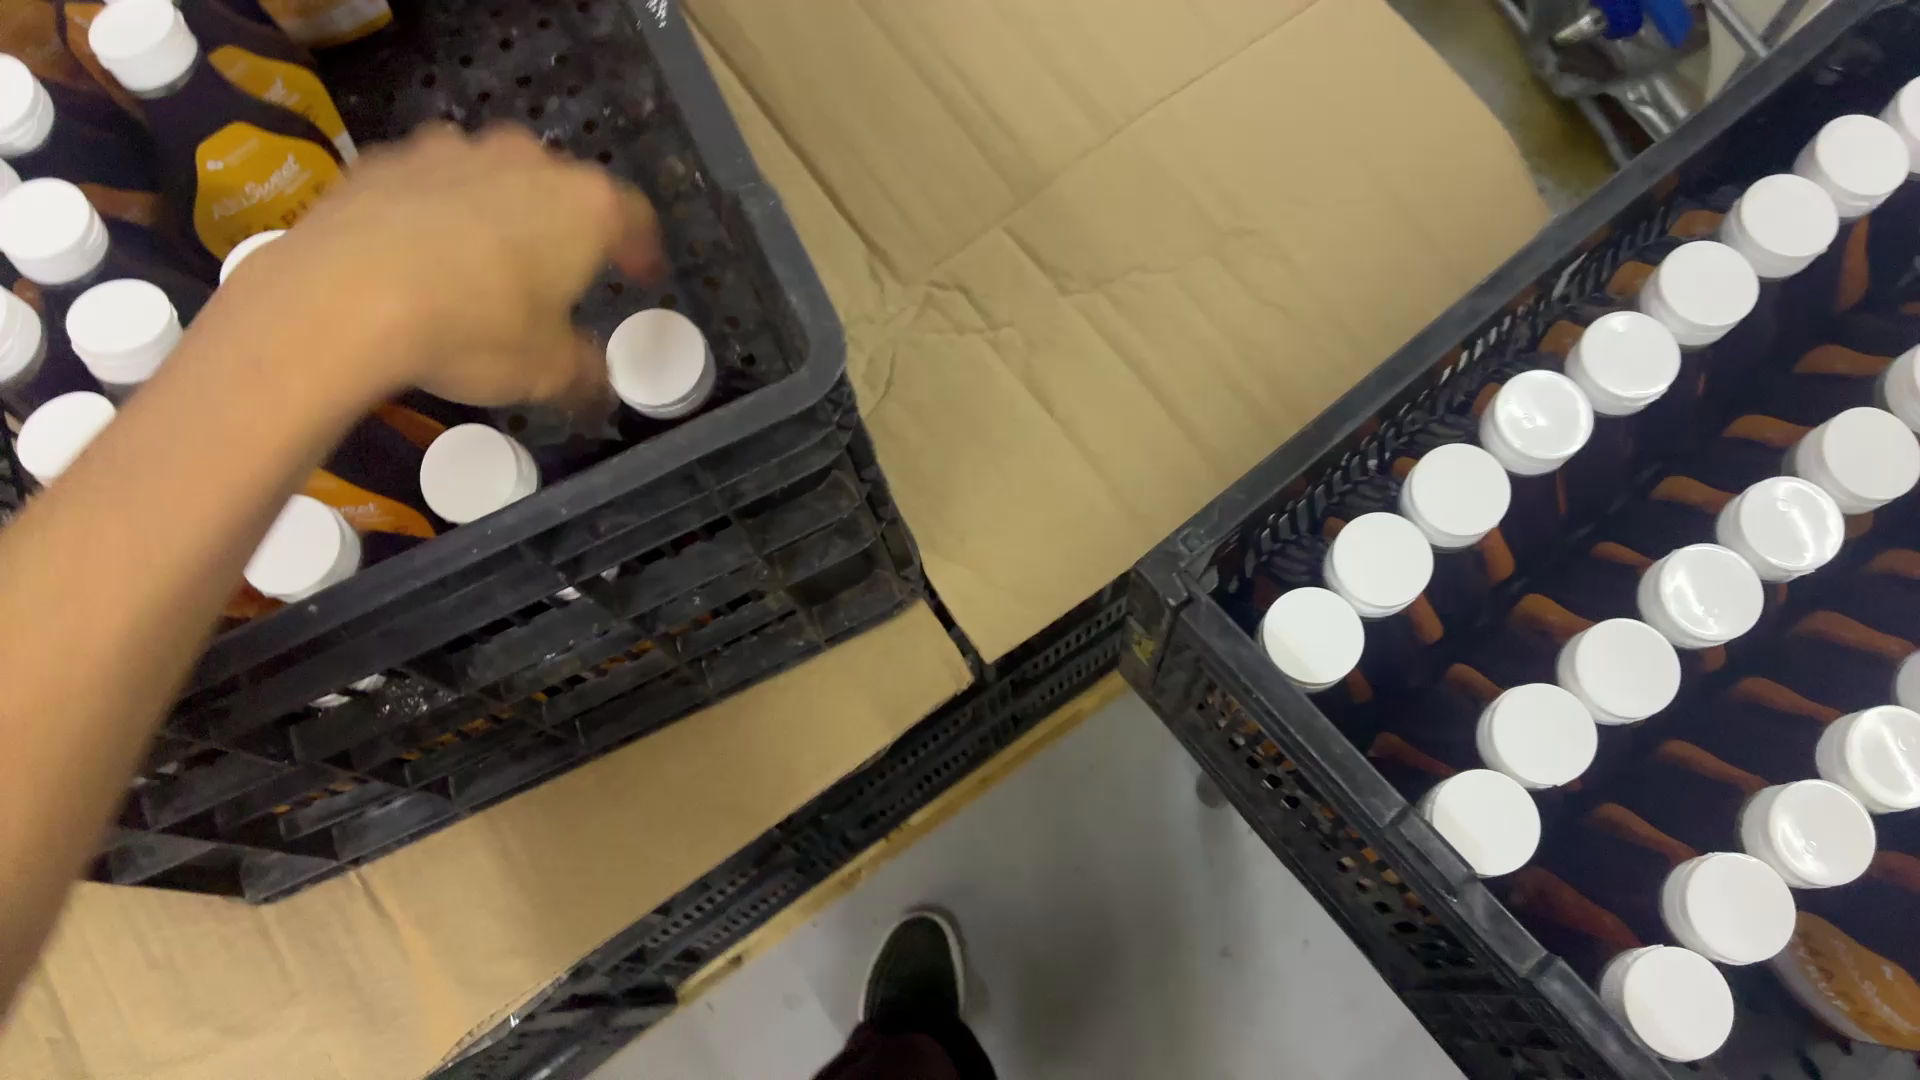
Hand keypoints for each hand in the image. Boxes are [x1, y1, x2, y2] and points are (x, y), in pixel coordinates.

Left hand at [217, 123, 665, 405]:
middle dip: (571, 227)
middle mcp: (526, 163)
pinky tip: (429, 258)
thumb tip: (596, 387)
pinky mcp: (385, 161)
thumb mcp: (551, 370)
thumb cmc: (478, 330)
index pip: (635, 217)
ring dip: (505, 212)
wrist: (343, 300)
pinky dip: (442, 213)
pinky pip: (434, 185)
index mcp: (586, 207)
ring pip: (497, 178)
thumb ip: (587, 372)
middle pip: (565, 188)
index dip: (644, 250)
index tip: (643, 276)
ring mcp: (451, 152)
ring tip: (493, 261)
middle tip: (566, 269)